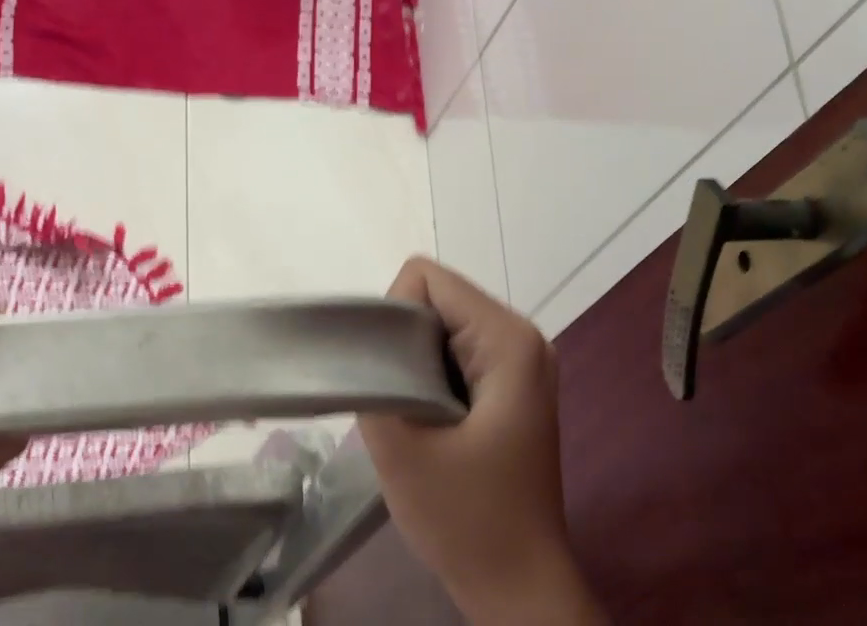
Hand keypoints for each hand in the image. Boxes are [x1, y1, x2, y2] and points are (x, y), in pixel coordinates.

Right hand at [359, 257, 603, 625]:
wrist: (517, 588)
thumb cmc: (465, 519)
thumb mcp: (398, 444)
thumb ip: (367, 377)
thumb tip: (346, 344)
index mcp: (507, 341)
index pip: (425, 279)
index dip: (390, 317)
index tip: (387, 376)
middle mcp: (520, 339)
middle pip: (432, 297)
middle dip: (398, 338)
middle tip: (393, 400)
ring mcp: (517, 364)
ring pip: (436, 324)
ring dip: (408, 360)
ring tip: (407, 414)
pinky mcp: (506, 387)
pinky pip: (448, 350)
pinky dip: (423, 375)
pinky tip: (422, 421)